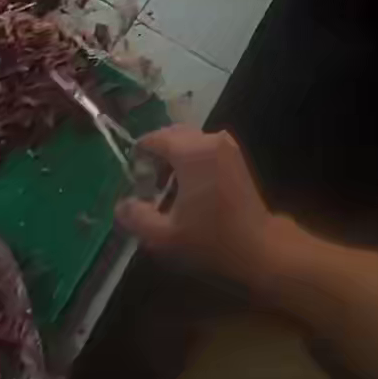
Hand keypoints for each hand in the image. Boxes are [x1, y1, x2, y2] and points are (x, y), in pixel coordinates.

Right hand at [115, 127, 279, 281]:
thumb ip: (136, 217)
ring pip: (190, 139)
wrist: (255, 244)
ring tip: (165, 189)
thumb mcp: (163, 236)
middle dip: (157, 153)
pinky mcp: (235, 154)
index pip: (157, 137)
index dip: (140, 152)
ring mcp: (226, 144)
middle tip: (147, 183)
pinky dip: (191, 158)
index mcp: (193, 151)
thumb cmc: (209, 239)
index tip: (131, 174)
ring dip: (174, 156)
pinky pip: (205, 146)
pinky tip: (187, 188)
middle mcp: (211, 138)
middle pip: (174, 134)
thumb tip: (122, 203)